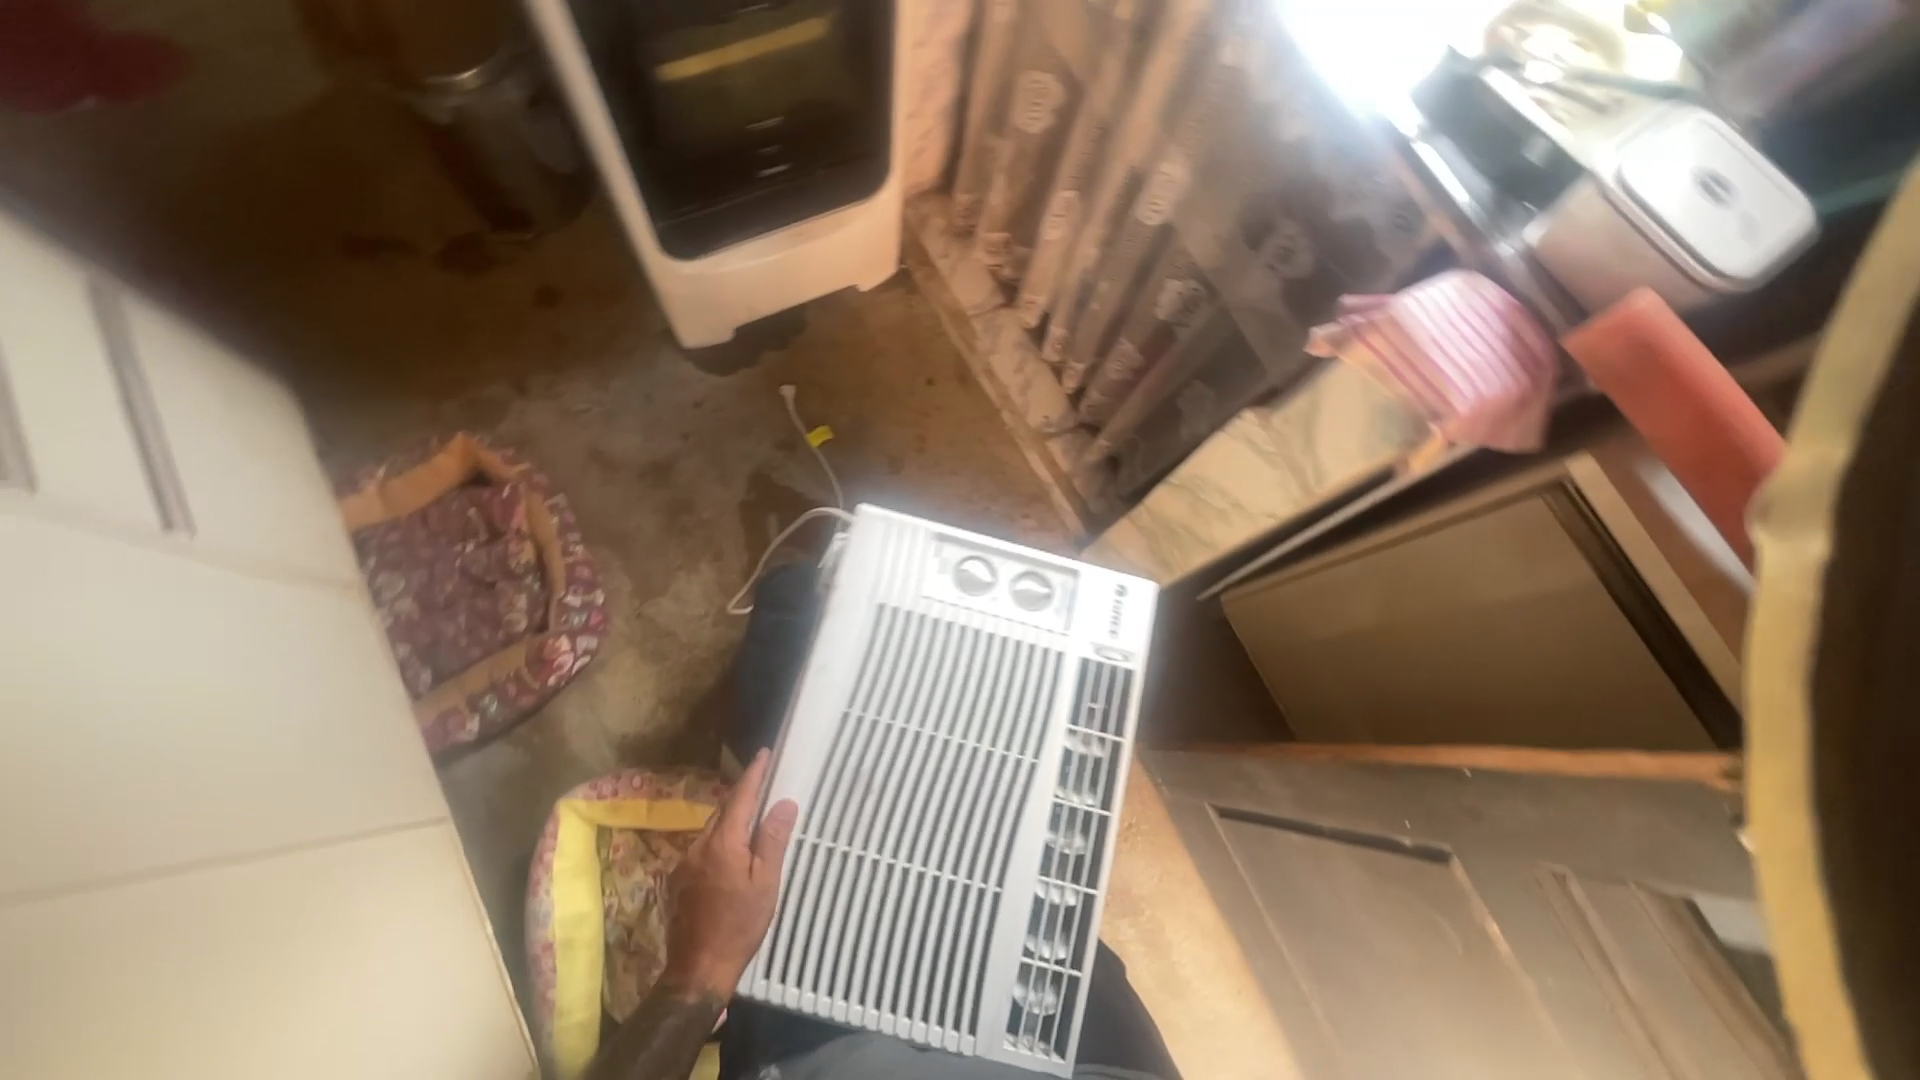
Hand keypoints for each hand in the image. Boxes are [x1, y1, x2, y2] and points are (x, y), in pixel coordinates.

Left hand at [660, 748, 799, 999]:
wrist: (698, 970)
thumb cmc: (739, 925)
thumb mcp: (766, 882)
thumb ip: (773, 839)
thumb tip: (784, 802)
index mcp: (722, 842)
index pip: (740, 797)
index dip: (754, 774)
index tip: (764, 754)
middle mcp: (698, 846)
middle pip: (723, 812)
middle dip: (743, 799)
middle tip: (765, 790)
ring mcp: (684, 864)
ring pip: (711, 832)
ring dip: (730, 824)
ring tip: (752, 826)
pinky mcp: (678, 881)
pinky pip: (703, 850)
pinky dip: (719, 845)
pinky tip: (731, 860)